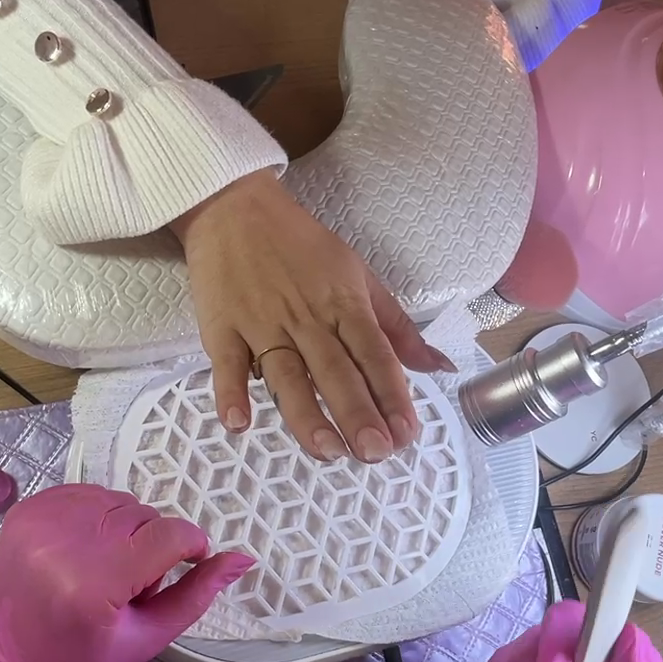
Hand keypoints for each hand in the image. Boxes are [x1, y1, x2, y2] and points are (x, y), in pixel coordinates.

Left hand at [0, 485, 254, 661]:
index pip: (168, 536)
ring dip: (126, 527)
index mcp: (96, 586)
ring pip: (120, 501)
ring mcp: (42, 521)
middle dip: (151, 544)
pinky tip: (87, 547)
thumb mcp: (146, 638)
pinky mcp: (29, 508)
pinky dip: (98, 514)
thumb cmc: (77, 658)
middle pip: (145, 516)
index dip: (190, 545)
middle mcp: (67, 545)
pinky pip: (88, 493)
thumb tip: (244, 558)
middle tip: (131, 582)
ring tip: (107, 565)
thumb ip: (197, 596)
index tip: (190, 560)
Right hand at [173, 170, 455, 464]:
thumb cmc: (302, 246)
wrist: (235, 209)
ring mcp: (262, 324)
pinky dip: (229, 392)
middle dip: (356, 413)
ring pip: (286, 373)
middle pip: (334, 370)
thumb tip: (440, 367)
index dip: (392, 394)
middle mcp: (307, 318)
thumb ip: (396, 327)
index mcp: (344, 304)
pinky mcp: (222, 328)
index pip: (374, 354)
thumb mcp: (359, 276)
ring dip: (304, 414)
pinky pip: (226, 363)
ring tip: (325, 450)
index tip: (407, 433)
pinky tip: (239, 423)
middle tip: (374, 453)